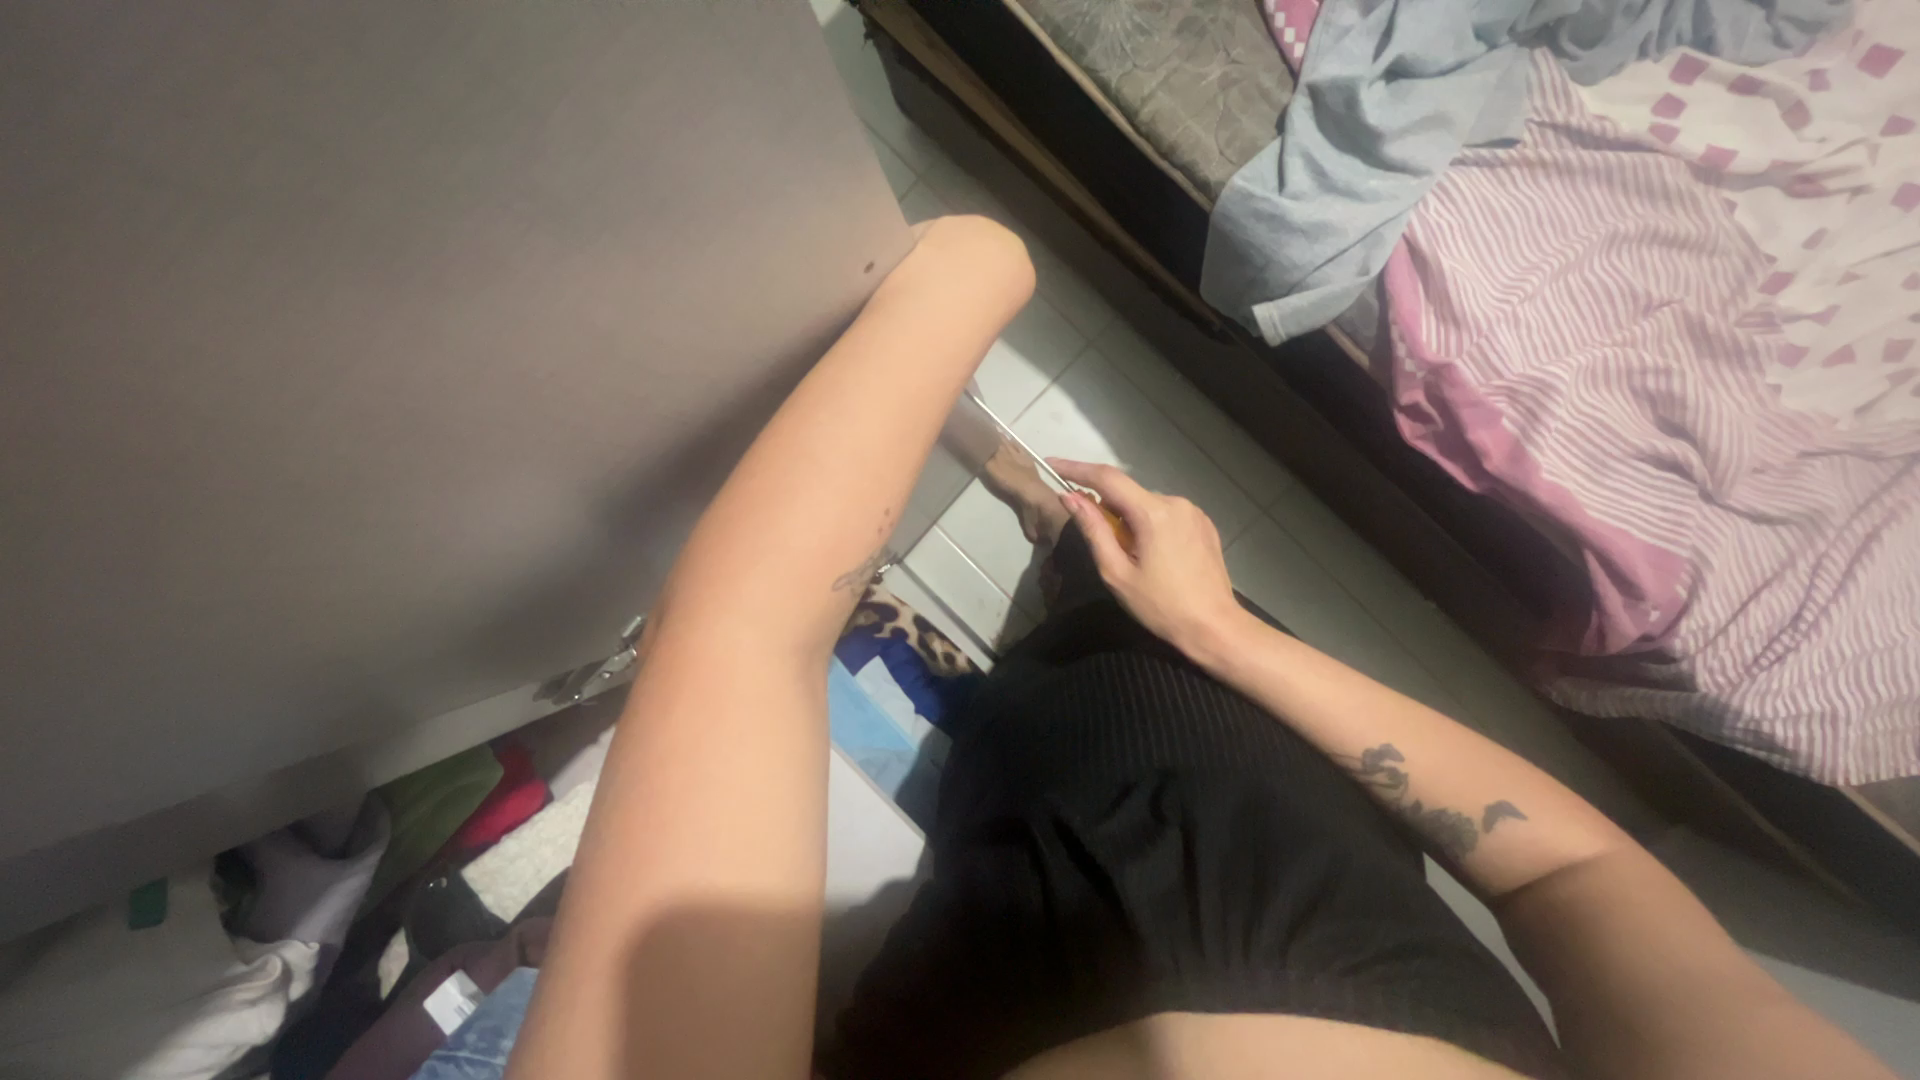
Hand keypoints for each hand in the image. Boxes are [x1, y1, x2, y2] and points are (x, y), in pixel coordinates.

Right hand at [1049, 459, 1247, 658]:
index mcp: (1153, 513)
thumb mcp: (1116, 572)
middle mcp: (1176, 502)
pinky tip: (1155, 556)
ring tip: (1132, 558)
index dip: (1076, 469)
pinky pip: (1166, 514)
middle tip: (1100, 543)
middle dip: (1106, 509)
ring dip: (1129, 519)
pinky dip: (1150, 525)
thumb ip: (1093, 530)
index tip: (1052, 465)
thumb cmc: (1160, 606)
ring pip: (1146, 504)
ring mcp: (1193, 512)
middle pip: (1128, 493)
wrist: (1213, 626)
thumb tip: (1070, 497)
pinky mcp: (1203, 523)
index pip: (1107, 478)